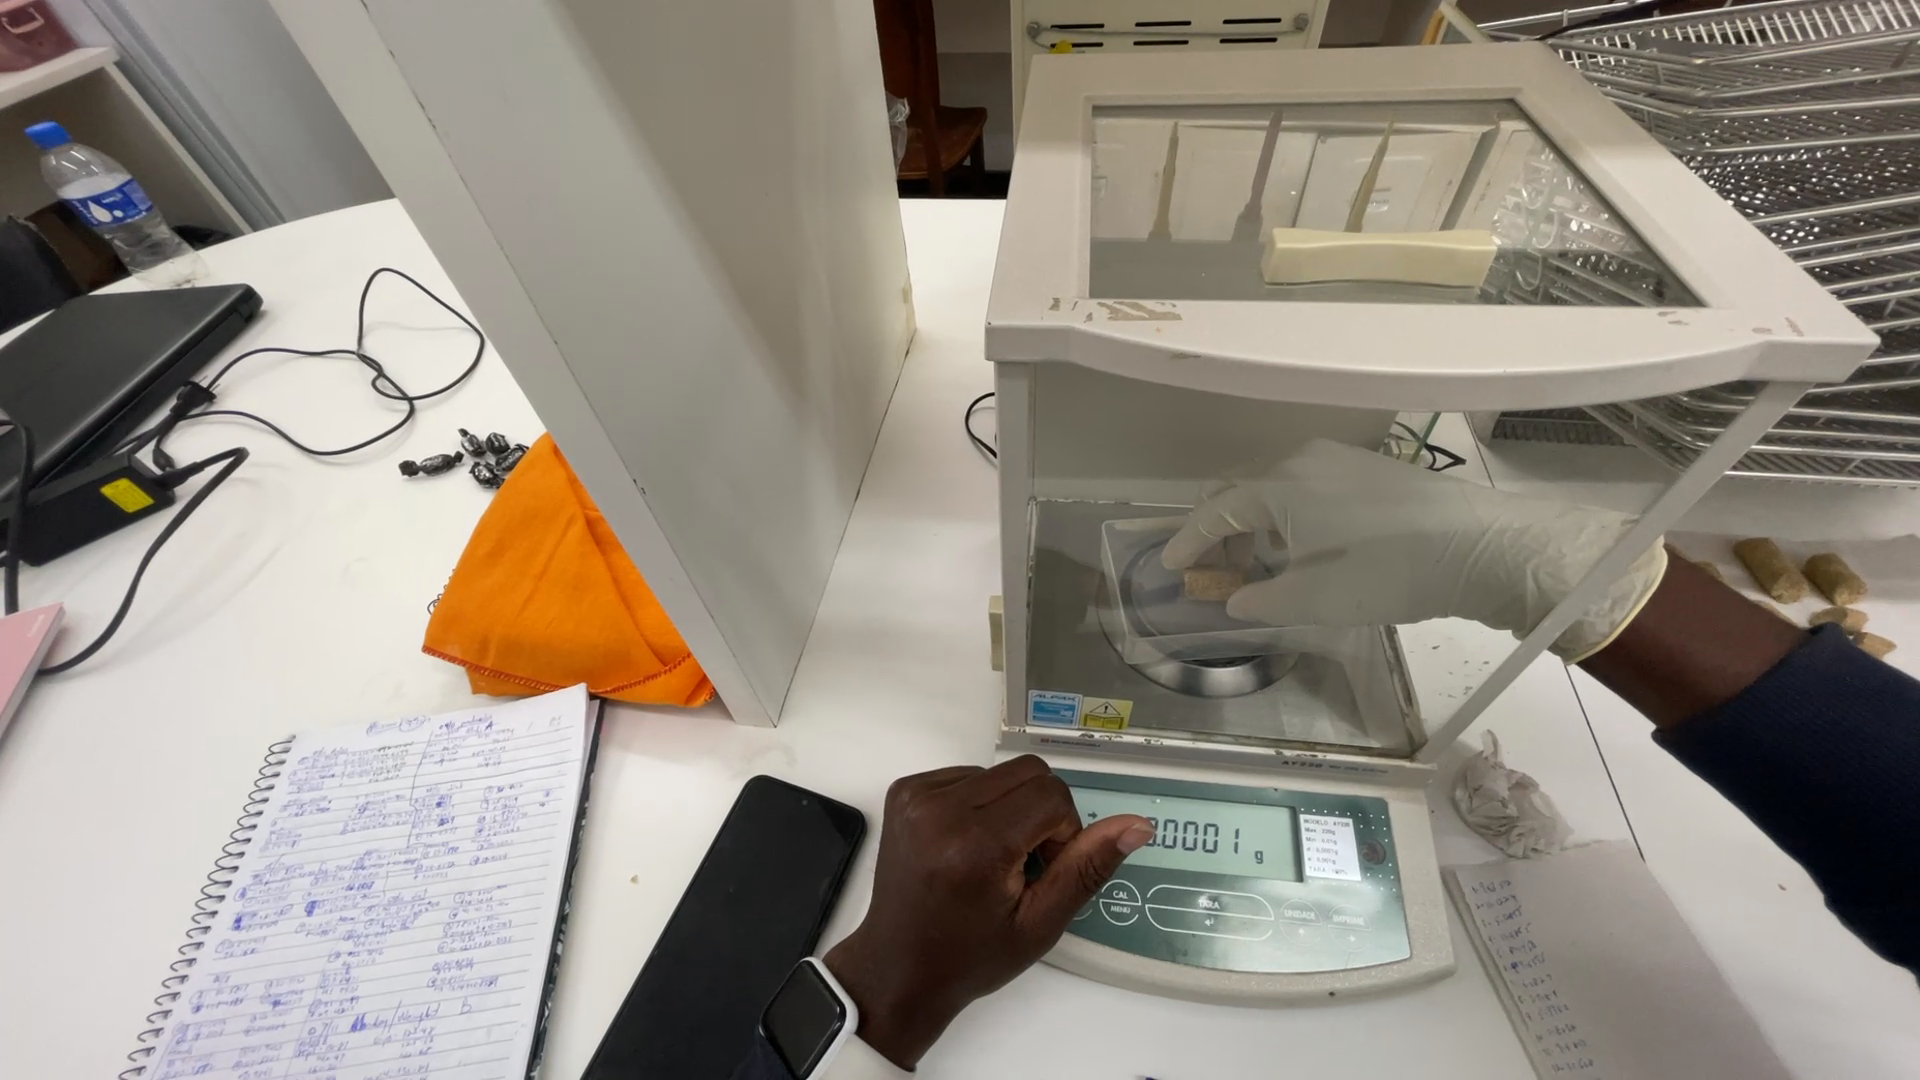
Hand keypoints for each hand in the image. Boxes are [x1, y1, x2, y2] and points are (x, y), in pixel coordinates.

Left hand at [823, 757, 1152, 1068]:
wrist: (898, 968)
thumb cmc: (973, 955)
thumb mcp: (1041, 923)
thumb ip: (1087, 867)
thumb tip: (1138, 824)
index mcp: (976, 845)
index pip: (1052, 795)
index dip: (1061, 832)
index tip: (1040, 871)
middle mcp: (941, 808)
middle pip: (1028, 773)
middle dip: (1039, 813)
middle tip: (1020, 864)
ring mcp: (916, 794)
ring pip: (999, 772)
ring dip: (1007, 806)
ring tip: (989, 858)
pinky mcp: (904, 789)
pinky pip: (966, 774)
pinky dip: (978, 802)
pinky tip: (965, 844)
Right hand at [1160, 439, 1666, 661]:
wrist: (1486, 546)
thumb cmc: (1387, 572)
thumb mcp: (1312, 600)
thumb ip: (1260, 601)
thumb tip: (1235, 599)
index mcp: (1277, 488)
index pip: (1214, 513)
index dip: (1187, 542)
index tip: (1170, 566)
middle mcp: (1300, 462)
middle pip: (1239, 494)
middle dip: (1220, 534)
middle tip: (1220, 574)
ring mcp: (1338, 459)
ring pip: (1275, 490)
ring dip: (1256, 526)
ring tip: (1264, 565)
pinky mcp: (1369, 467)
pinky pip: (1307, 487)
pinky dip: (1288, 515)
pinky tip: (1307, 545)